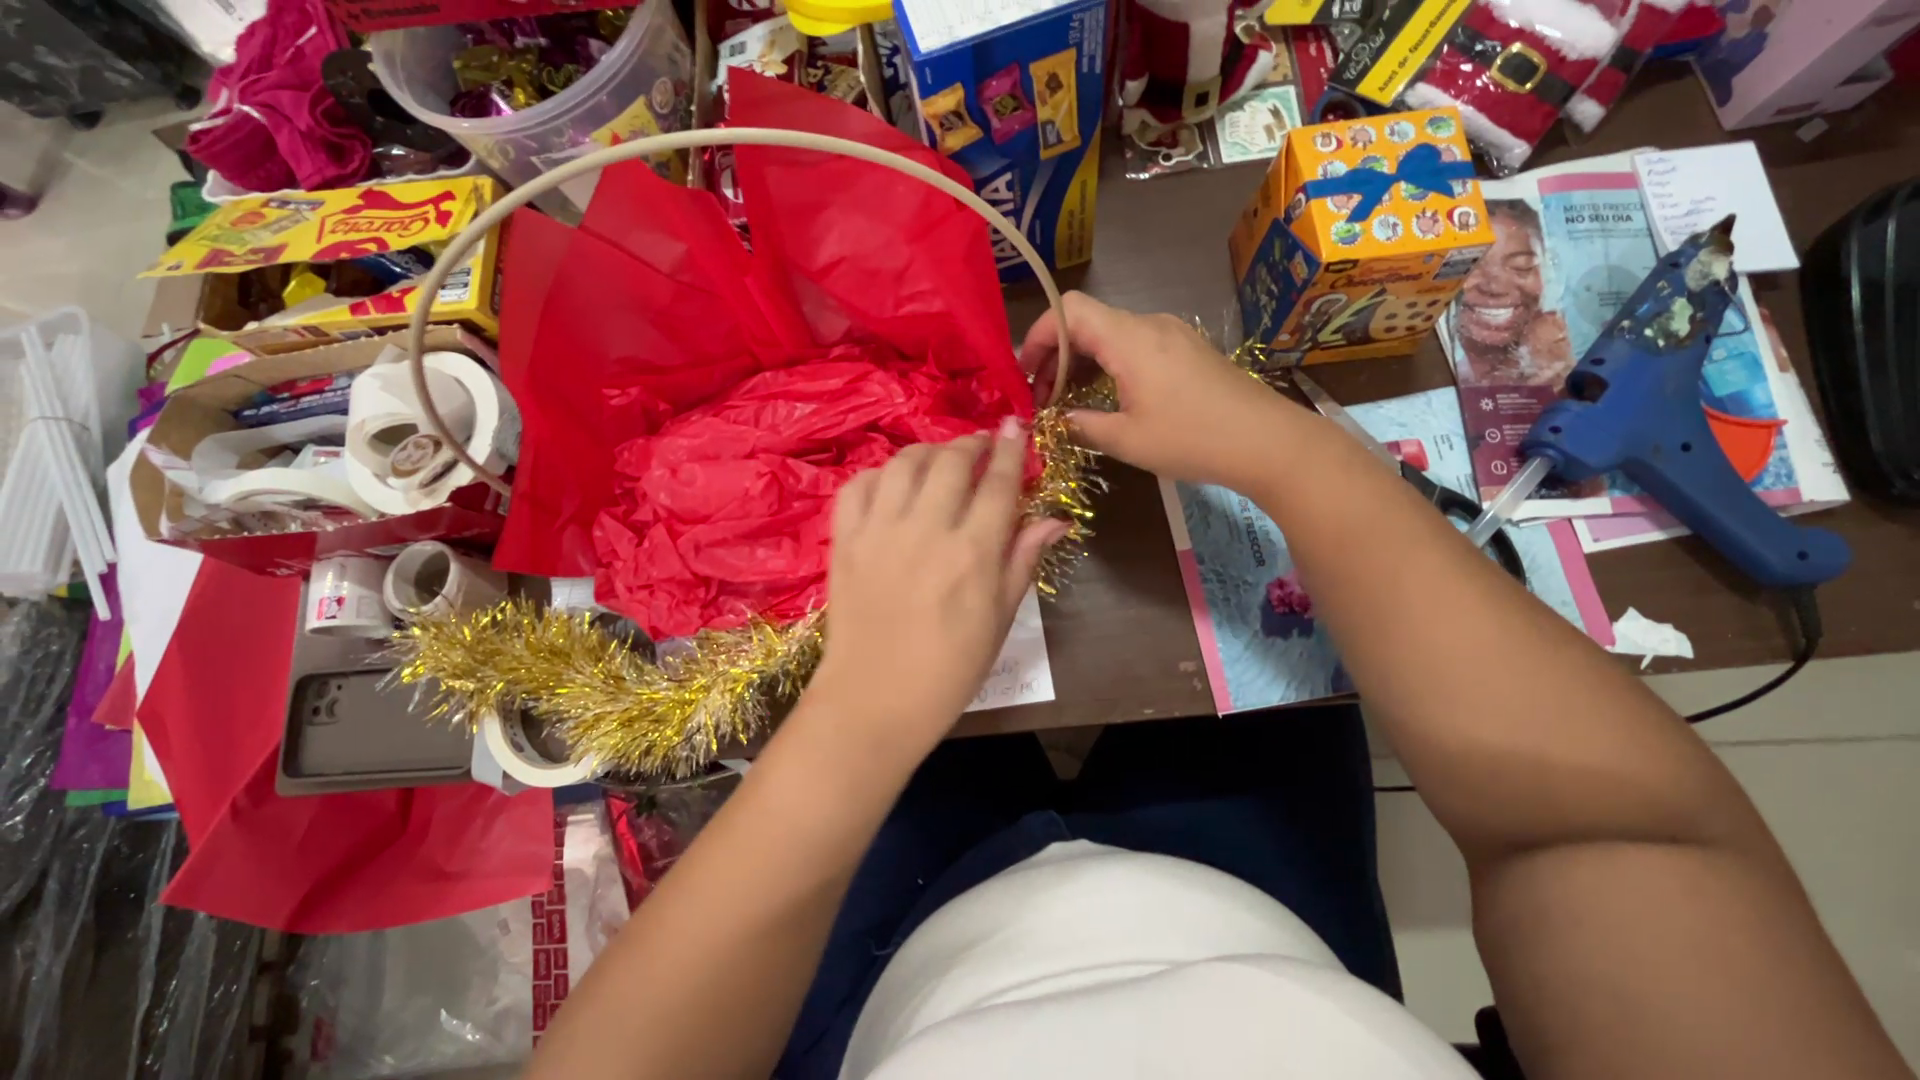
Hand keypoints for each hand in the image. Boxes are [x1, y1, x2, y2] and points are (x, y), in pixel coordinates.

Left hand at [811, 418, 1067, 754]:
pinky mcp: (845, 541)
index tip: (1016, 428)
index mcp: (973, 552)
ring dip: (928, 452)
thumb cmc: (949, 670)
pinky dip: (878, 475)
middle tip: (980, 447)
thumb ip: (1022, 562)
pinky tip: (892, 484)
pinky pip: (858, 487)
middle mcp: (927, 529)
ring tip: (939, 461)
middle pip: (951, 461)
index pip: (998, 482)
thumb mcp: (999, 620)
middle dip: (971, 444)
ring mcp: (880, 531)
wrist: (875, 701)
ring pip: (904, 464)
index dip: (1011, 449)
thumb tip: (1054, 519)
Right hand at [1019, 292, 1301, 491]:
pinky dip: (1109, 364)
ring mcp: (1172, 334)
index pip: (1068, 310)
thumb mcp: (1127, 440)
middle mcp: (1149, 325)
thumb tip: (1051, 421)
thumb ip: (1080, 426)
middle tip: (1040, 397)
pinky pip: (1135, 345)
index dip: (1039, 335)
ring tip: (1067, 402)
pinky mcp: (1187, 349)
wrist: (1268, 442)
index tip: (1024, 375)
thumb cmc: (1193, 439)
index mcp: (1130, 338)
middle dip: (1056, 355)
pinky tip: (1106, 398)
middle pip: (1087, 320)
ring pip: (1110, 333)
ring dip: (1082, 362)